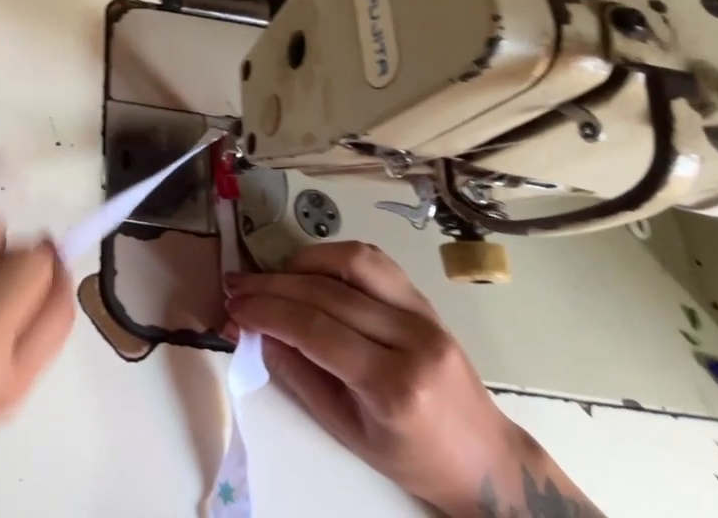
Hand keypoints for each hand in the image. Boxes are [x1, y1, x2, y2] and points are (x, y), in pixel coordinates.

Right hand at [225, 242, 590, 516]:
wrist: (484, 460)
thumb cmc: (411, 456)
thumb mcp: (343, 429)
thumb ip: (295, 374)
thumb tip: (250, 331)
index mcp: (393, 384)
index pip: (314, 328)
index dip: (265, 312)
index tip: (232, 309)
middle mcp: (412, 339)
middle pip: (326, 291)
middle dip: (270, 286)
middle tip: (235, 289)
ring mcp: (424, 315)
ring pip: (352, 261)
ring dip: (301, 262)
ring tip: (270, 277)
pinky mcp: (425, 302)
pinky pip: (374, 262)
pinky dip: (332, 258)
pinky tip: (307, 271)